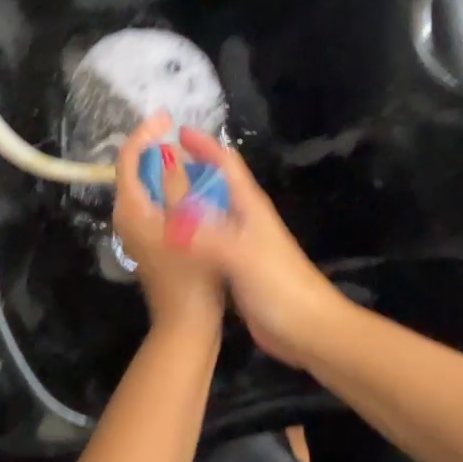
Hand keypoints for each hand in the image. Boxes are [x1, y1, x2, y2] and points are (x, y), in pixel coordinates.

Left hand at [113, 115, 225, 335]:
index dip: (145, 133)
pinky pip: (153, 200)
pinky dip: (166, 185)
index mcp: (131, 209)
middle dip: (153, 146)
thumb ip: (177, 185)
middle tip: (177, 129)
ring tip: (186, 148)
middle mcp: (126, 216)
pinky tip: (190, 181)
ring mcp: (136, 229)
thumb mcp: (189, 223)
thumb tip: (168, 153)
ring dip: (161, 165)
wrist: (187, 323)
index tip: (167, 118)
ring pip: (144, 186)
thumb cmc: (191, 274)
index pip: (128, 159)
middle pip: (133, 169)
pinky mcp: (149, 239)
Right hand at [176, 129, 350, 367]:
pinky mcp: (237, 270)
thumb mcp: (242, 255)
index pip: (226, 164)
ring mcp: (241, 246)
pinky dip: (188, 235)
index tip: (175, 131)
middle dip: (188, 170)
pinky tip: (168, 242)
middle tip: (152, 167)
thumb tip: (167, 219)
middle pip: (216, 185)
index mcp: (250, 207)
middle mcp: (245, 220)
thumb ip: (207, 236)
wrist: (310, 330)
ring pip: (209, 214)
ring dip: (186, 202)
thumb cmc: (281, 286)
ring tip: (153, 199)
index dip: (204, 145)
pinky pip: (207, 243)